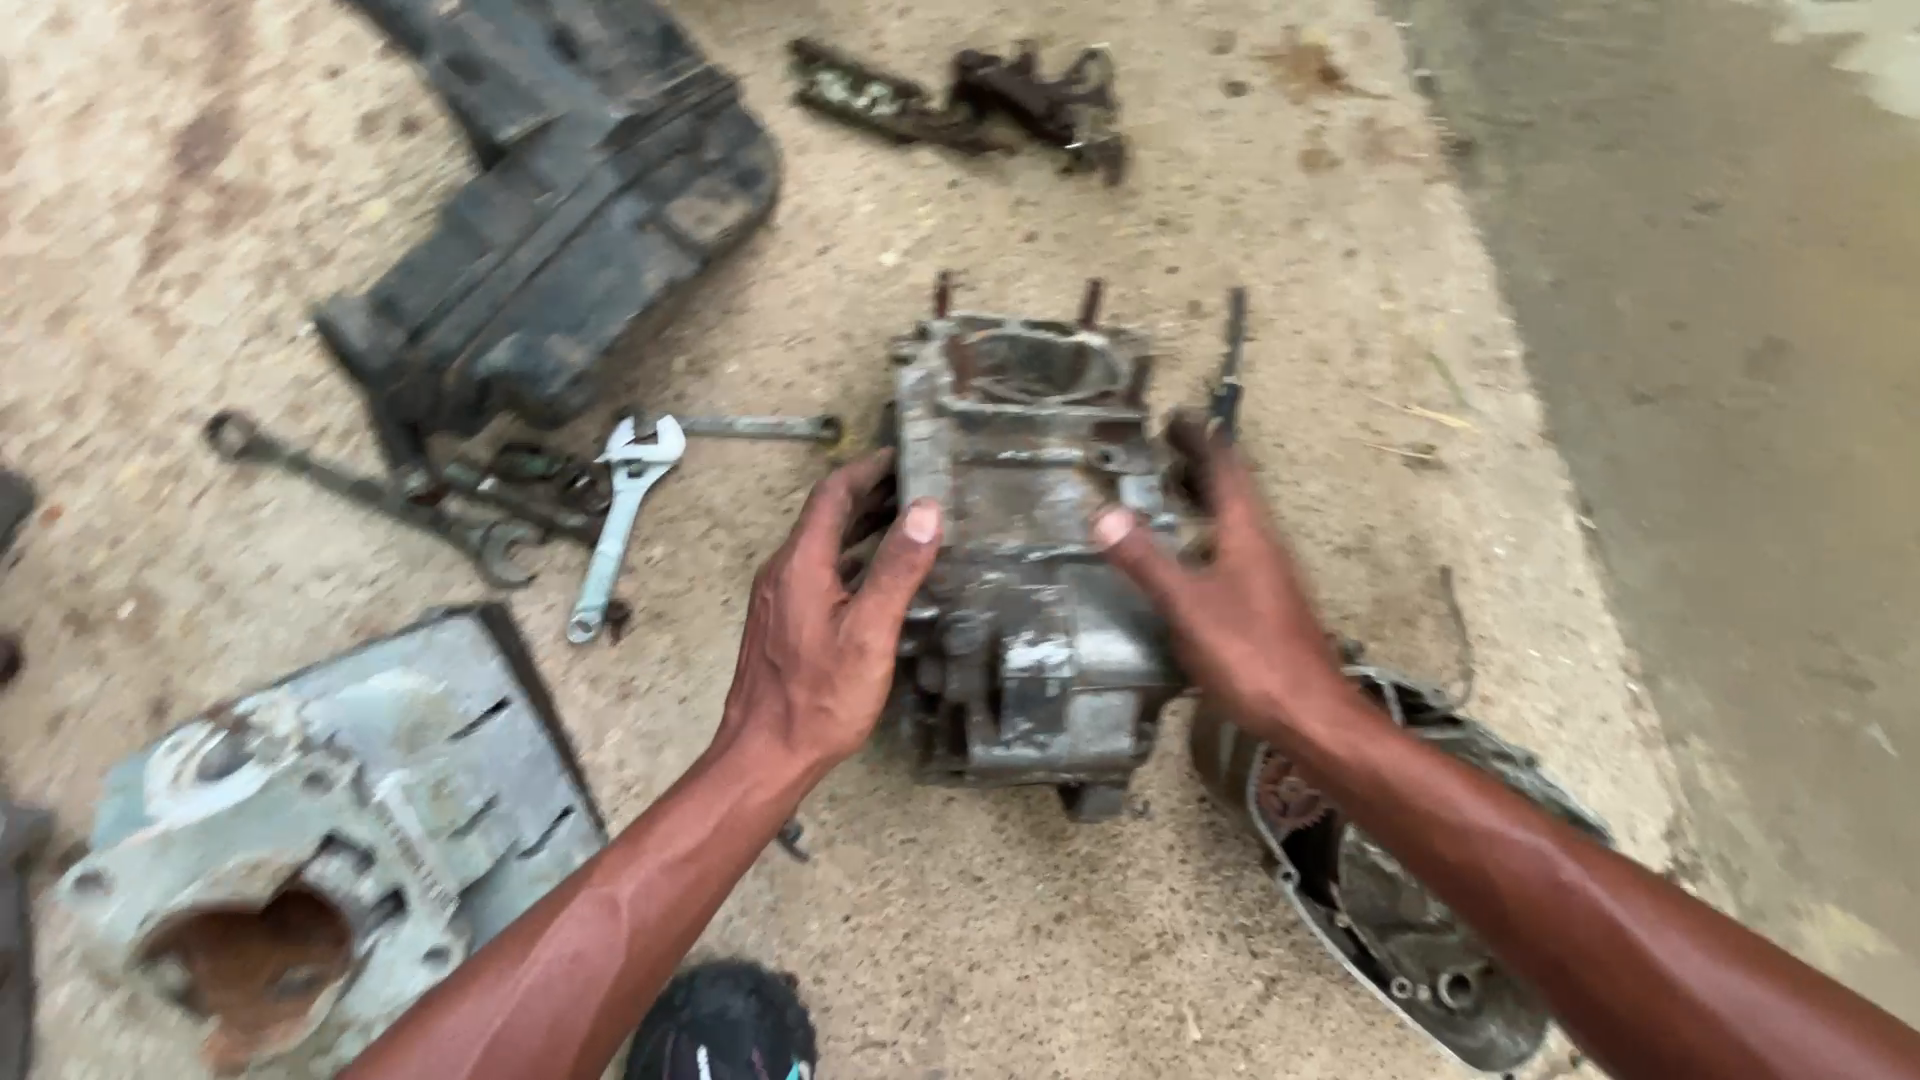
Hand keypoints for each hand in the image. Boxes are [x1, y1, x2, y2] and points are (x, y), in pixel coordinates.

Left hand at [715, 450, 942, 771]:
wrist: (764, 753)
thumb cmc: (820, 698)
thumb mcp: (869, 633)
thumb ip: (896, 570)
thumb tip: (926, 509)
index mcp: (801, 562)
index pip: (833, 493)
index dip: (869, 469)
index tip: (905, 457)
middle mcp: (783, 569)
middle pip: (827, 515)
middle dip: (870, 494)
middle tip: (917, 486)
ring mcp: (779, 595)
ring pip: (823, 544)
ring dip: (862, 527)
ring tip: (907, 521)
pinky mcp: (782, 618)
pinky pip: (819, 571)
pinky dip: (851, 559)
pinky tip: (879, 574)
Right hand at [1091, 412, 1349, 742]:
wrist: (1310, 715)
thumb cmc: (1250, 656)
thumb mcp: (1188, 606)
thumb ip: (1146, 561)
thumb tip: (1103, 513)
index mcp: (1247, 535)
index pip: (1225, 470)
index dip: (1199, 441)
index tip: (1175, 419)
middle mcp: (1263, 546)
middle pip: (1233, 491)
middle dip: (1200, 465)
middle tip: (1166, 450)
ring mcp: (1270, 576)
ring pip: (1235, 522)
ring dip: (1206, 500)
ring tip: (1174, 491)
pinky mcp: (1268, 603)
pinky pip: (1234, 549)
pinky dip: (1208, 534)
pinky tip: (1192, 558)